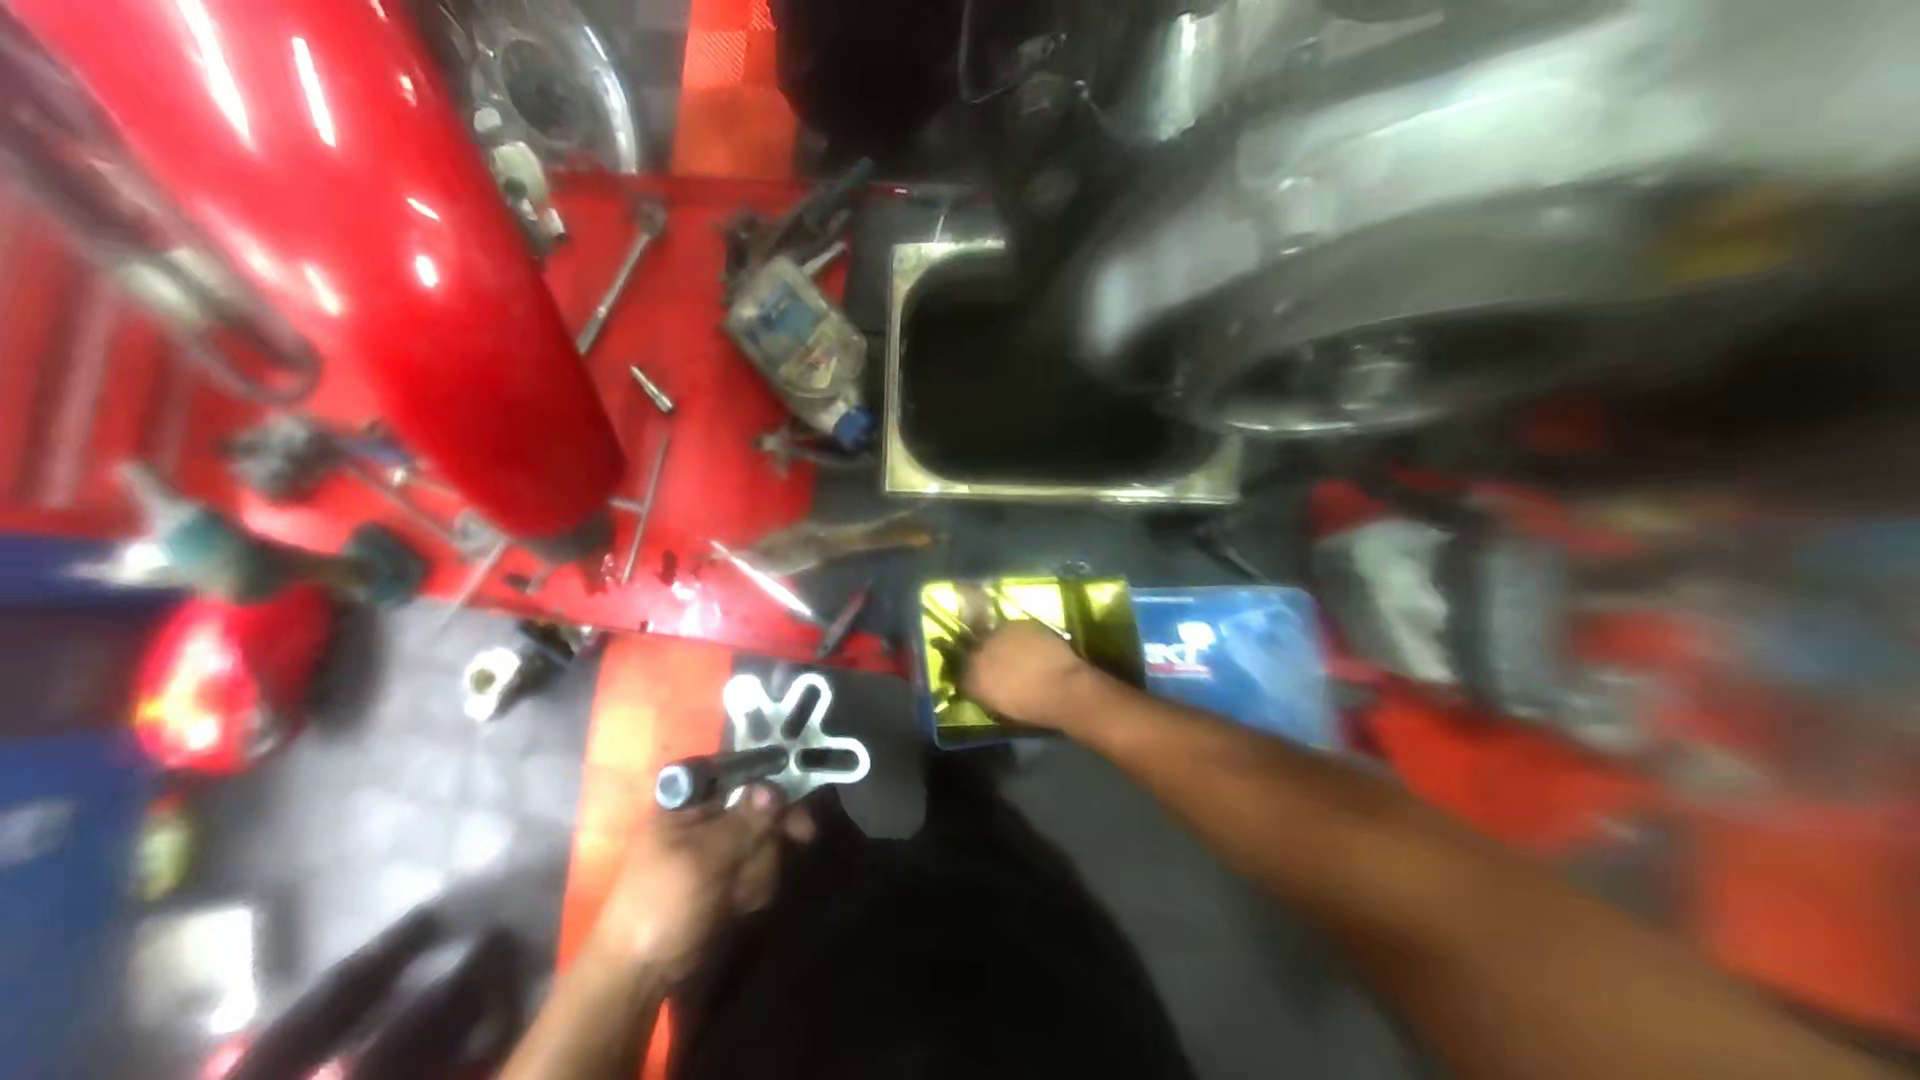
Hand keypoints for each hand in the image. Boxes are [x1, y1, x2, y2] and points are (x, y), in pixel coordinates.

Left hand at [586, 785, 812, 980]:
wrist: (642, 975)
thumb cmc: (661, 905)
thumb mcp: (702, 859)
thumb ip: (742, 822)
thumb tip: (773, 788)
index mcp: (690, 800)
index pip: (739, 772)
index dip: (769, 783)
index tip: (793, 803)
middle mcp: (710, 817)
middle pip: (763, 805)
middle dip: (772, 833)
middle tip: (801, 837)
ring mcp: (723, 849)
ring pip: (769, 839)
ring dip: (762, 868)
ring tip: (738, 895)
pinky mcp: (733, 878)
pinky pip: (764, 868)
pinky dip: (758, 887)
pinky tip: (740, 906)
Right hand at [960, 621, 1095, 729]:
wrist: (1064, 689)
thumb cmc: (1033, 709)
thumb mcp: (1000, 708)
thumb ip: (986, 692)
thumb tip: (986, 685)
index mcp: (971, 678)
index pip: (963, 672)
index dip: (976, 674)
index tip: (986, 678)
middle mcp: (978, 652)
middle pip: (977, 648)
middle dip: (986, 654)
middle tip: (1002, 664)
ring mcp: (999, 634)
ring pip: (995, 635)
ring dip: (1002, 642)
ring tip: (1020, 653)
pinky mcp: (1019, 623)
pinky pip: (1015, 629)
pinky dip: (1021, 636)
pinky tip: (1034, 646)